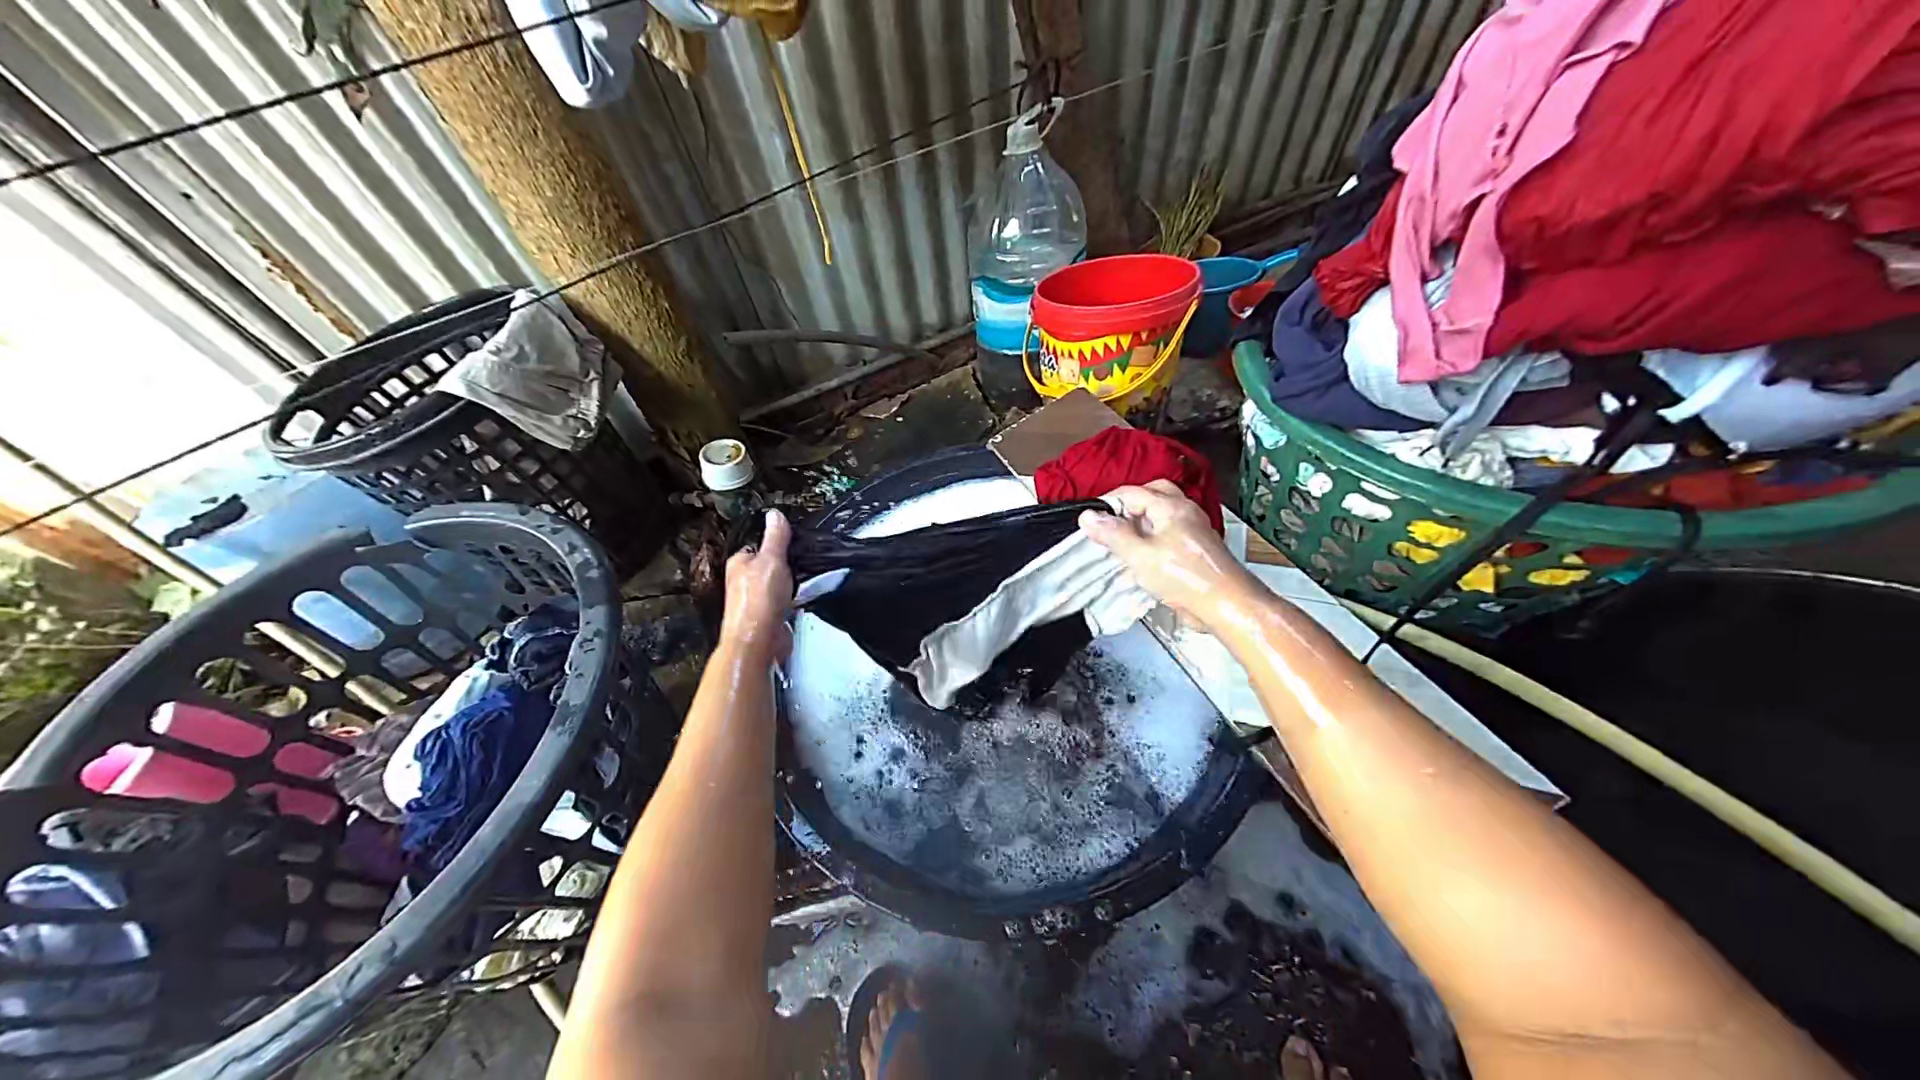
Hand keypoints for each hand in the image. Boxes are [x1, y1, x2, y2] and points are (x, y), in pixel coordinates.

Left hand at [721, 509, 794, 657]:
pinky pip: (788, 601)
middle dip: (788, 565)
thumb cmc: (757, 604)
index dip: (778, 543)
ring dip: (794, 584)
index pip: (760, 544)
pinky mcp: (770, 617)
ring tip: (800, 585)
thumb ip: (775, 537)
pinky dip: (796, 600)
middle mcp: (745, 581)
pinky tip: (800, 601)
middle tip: (799, 565)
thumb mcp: (772, 560)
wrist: (758, 643)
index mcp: (739, 563)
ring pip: (781, 584)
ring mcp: (757, 600)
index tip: (793, 543)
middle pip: (772, 564)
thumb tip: (775, 515)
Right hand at [1078, 480, 1264, 633]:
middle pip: (1152, 495)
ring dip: (1140, 524)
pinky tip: (1140, 559)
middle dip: (1128, 506)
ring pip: (1161, 516)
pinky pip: (1168, 535)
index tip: (1091, 519)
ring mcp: (1193, 531)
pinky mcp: (1195, 551)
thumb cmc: (1190, 579)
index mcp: (1171, 508)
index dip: (1108, 503)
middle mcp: (1185, 513)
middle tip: (1109, 523)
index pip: (1132, 492)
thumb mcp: (1140, 556)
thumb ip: (1113, 534)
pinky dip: (1151, 540)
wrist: (1227, 605)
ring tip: (1121, 541)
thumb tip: (1090, 516)